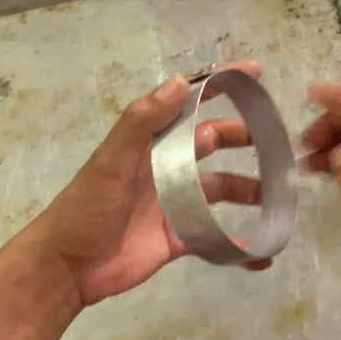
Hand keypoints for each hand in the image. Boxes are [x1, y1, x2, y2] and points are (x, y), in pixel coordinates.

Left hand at [14, 64, 268, 310]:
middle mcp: (166, 168)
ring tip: (274, 195)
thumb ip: (143, 121)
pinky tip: (259, 248)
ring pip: (219, 189)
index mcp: (151, 143)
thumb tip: (182, 81)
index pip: (189, 104)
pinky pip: (214, 235)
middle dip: (242, 138)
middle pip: (211, 143)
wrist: (66, 267)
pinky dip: (236, 241)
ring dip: (246, 189)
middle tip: (274, 143)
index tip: (254, 72)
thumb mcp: (112, 160)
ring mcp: (174, 203)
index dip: (219, 86)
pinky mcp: (177, 238)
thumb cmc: (86, 207)